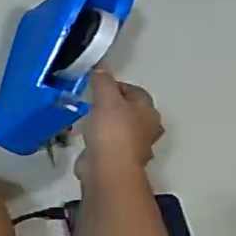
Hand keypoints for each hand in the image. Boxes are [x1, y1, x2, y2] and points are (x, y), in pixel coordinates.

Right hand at [78, 66, 163, 181]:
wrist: (108, 168)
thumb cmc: (111, 130)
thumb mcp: (105, 99)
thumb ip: (103, 82)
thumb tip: (100, 67)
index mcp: (148, 110)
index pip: (135, 91)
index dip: (117, 86)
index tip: (97, 86)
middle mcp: (146, 127)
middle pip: (131, 110)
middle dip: (114, 105)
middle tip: (93, 103)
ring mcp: (134, 146)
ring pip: (121, 128)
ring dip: (107, 124)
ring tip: (88, 120)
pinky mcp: (120, 160)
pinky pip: (110, 144)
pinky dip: (101, 140)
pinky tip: (88, 140)